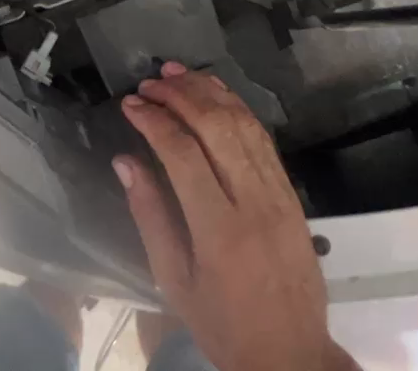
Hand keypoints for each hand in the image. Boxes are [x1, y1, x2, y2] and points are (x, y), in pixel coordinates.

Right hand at [113, 63, 358, 370]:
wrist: (292, 354)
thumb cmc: (222, 323)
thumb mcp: (174, 280)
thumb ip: (149, 216)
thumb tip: (124, 161)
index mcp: (219, 230)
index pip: (183, 154)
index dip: (153, 121)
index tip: (129, 104)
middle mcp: (254, 203)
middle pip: (217, 128)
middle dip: (179, 96)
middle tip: (149, 82)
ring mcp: (279, 195)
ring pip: (244, 125)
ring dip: (209, 93)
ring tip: (177, 73)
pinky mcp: (292, 194)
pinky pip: (263, 139)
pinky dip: (237, 109)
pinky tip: (215, 94)